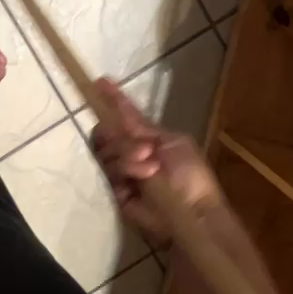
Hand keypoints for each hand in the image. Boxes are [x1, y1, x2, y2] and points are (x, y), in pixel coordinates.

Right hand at [87, 77, 223, 242]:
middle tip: (144, 148)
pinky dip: (125, 172)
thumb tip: (119, 110)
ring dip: (127, 156)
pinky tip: (140, 180)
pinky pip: (109, 172)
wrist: (192, 212)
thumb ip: (141, 126)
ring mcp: (122, 171)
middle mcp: (131, 150)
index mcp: (147, 137)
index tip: (100, 81)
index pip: (125, 114)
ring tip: (150, 168)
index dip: (113, 98)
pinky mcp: (116, 190)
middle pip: (107, 131)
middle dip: (120, 135)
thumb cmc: (190, 175)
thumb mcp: (171, 141)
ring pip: (107, 150)